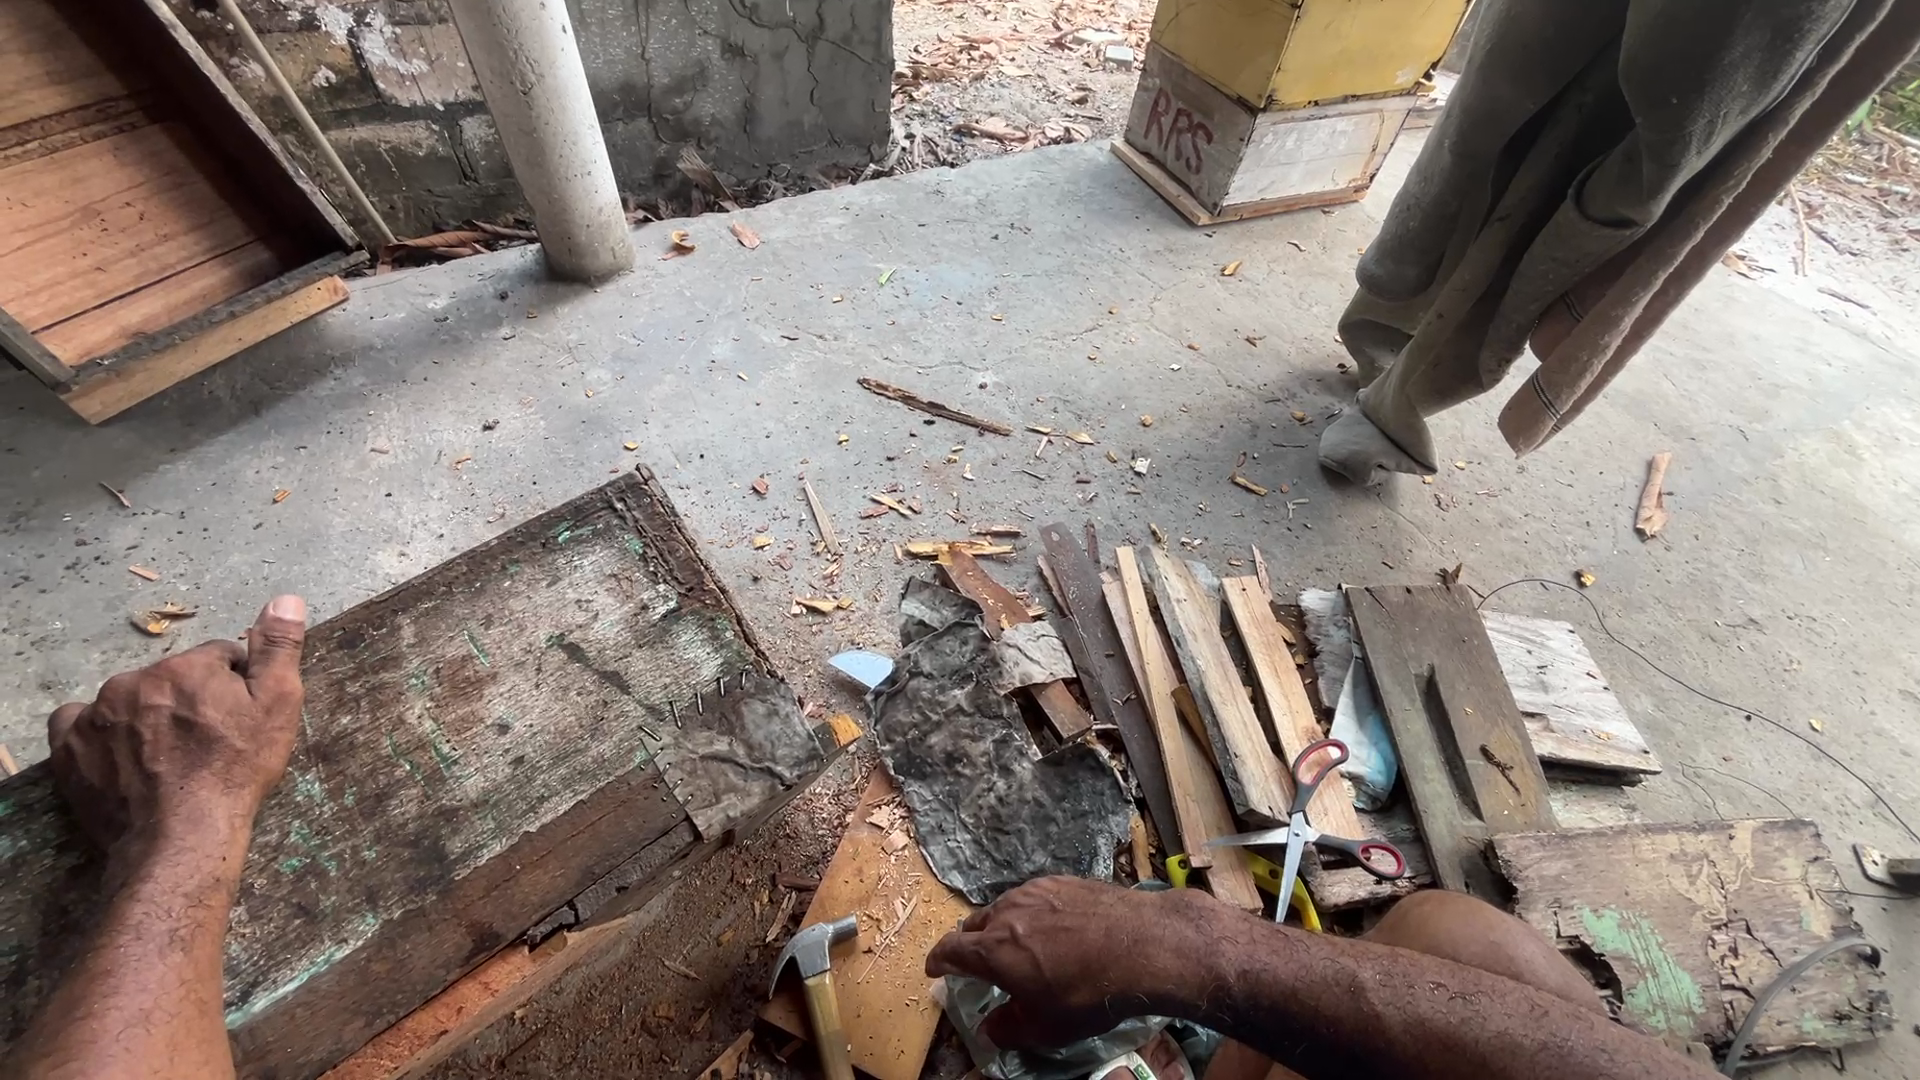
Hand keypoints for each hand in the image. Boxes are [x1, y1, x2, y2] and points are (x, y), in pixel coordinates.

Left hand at [46, 596, 309, 864]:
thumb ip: (278, 648)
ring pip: (135, 699)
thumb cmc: (240, 764)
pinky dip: (106, 730)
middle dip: (197, 697)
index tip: (247, 715)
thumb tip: (285, 599)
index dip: (242, 684)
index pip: (222, 656)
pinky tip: (129, 753)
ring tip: (176, 752)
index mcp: (186, 667)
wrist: (182, 830)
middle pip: (177, 676)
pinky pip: (82, 722)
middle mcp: (132, 681)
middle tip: (217, 736)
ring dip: (156, 714)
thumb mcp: (280, 703)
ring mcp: (92, 716)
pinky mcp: (67, 750)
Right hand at [925, 876, 1223, 1048]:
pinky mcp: (1060, 880)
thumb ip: (1008, 1027)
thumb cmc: (1086, 993)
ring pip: (1004, 907)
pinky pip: (1032, 897)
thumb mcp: (1045, 1027)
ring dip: (1000, 926)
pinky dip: (1028, 913)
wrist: (1138, 943)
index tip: (934, 967)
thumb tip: (990, 1026)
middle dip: (969, 943)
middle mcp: (1007, 911)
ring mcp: (1034, 890)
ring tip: (1014, 944)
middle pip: (975, 924)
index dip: (938, 959)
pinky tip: (1049, 927)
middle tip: (974, 960)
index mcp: (994, 948)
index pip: (951, 949)